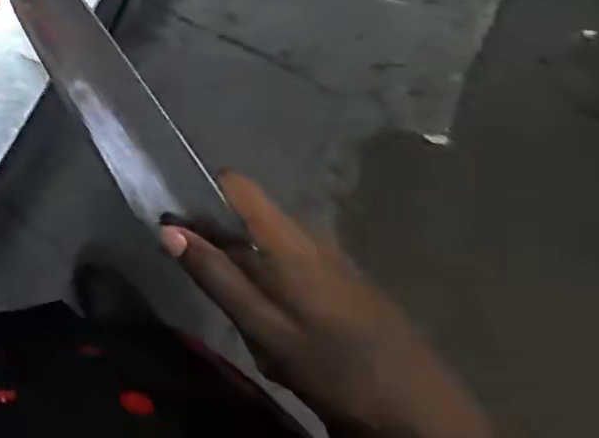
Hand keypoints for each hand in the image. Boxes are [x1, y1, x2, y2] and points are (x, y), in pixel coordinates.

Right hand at [162, 174, 490, 437]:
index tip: (181, 214)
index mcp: (290, 241)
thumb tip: (166, 228)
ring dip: (248, 262)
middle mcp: (315, 241)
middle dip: (221, 236)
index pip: (237, 183)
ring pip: (272, 242)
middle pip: (251, 215)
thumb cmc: (338, 370)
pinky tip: (281, 320)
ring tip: (243, 305)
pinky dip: (275, 279)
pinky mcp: (354, 288)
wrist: (433, 424)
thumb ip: (214, 275)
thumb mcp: (265, 329)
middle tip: (207, 273)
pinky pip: (297, 264)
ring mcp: (339, 264)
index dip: (203, 187)